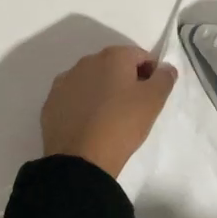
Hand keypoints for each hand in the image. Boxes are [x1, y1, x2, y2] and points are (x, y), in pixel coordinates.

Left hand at [41, 45, 177, 177]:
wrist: (80, 161)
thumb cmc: (122, 125)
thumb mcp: (154, 101)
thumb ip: (164, 78)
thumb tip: (165, 67)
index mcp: (113, 56)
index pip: (140, 56)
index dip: (151, 73)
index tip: (153, 96)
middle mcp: (86, 61)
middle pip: (114, 65)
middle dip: (125, 80)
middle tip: (134, 108)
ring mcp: (65, 82)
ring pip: (91, 81)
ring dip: (102, 91)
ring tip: (109, 118)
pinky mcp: (51, 103)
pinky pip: (73, 98)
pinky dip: (83, 105)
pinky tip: (89, 125)